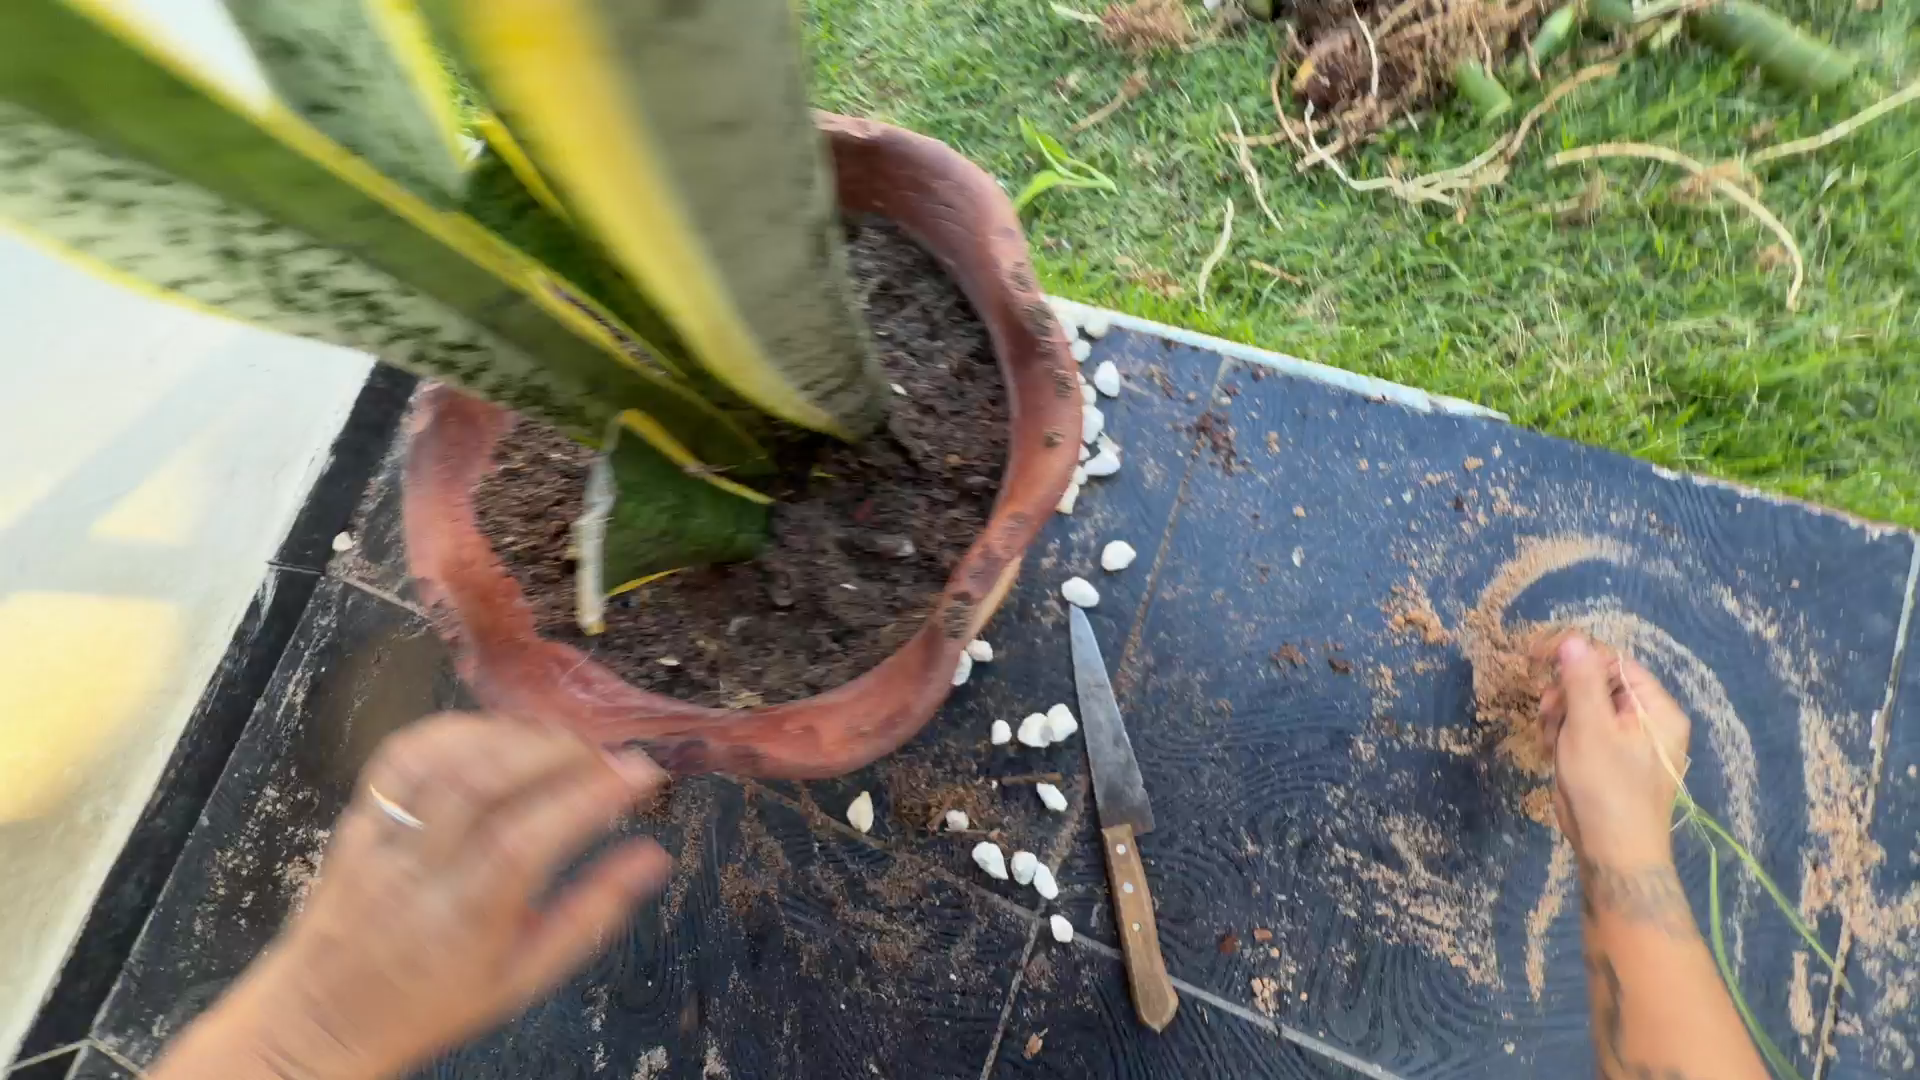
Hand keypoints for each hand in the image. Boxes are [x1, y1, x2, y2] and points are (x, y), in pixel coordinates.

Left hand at [160, 714, 671, 1079]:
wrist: (317, 1023)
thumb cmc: (437, 999)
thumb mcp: (526, 977)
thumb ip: (593, 913)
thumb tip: (655, 857)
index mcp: (459, 924)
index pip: (525, 843)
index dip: (588, 796)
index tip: (642, 771)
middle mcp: (412, 876)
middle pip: (479, 785)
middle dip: (557, 752)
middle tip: (605, 752)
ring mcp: (377, 841)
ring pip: (441, 760)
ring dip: (515, 735)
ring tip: (562, 742)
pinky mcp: (357, 817)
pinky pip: (404, 753)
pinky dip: (462, 728)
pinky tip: (502, 734)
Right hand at [1537, 633, 1689, 865]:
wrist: (1611, 846)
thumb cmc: (1606, 785)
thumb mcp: (1589, 728)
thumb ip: (1581, 682)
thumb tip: (1573, 640)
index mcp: (1656, 710)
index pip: (1613, 662)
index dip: (1575, 656)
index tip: (1534, 657)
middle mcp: (1645, 719)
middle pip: (1593, 682)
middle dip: (1563, 694)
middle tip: (1549, 713)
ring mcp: (1624, 737)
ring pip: (1578, 704)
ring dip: (1557, 716)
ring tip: (1553, 741)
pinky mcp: (1603, 753)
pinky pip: (1576, 726)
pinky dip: (1559, 734)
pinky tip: (1555, 752)